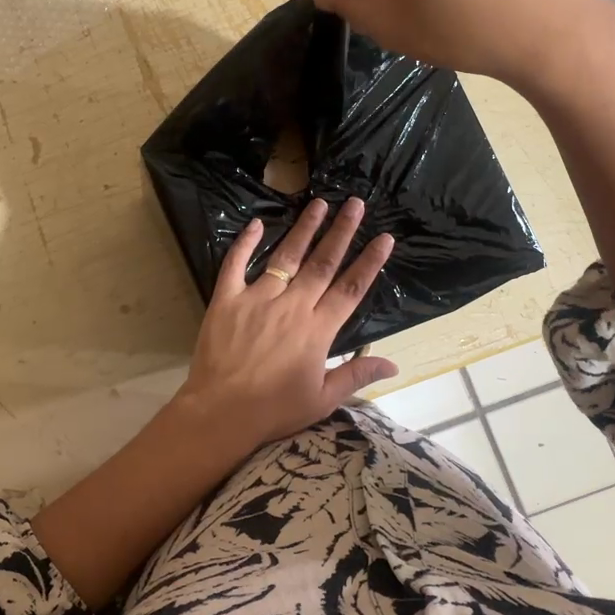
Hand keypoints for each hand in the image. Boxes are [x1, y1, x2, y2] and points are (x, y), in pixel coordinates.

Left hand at [173, 197, 397, 454]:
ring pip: (285, 257)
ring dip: (304, 229)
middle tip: (355, 203)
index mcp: (318, 330)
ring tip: (319, 203)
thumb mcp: (322, 399)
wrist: (221, 411)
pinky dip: (246, 242)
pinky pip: (235, 264)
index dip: (369, 262)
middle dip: (341, 231)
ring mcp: (257, 299)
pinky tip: (256, 223)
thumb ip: (356, 375)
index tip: (384, 237)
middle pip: (322, 263)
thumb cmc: (274, 410)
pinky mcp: (227, 300)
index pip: (350, 288)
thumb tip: (393, 364)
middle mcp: (292, 307)